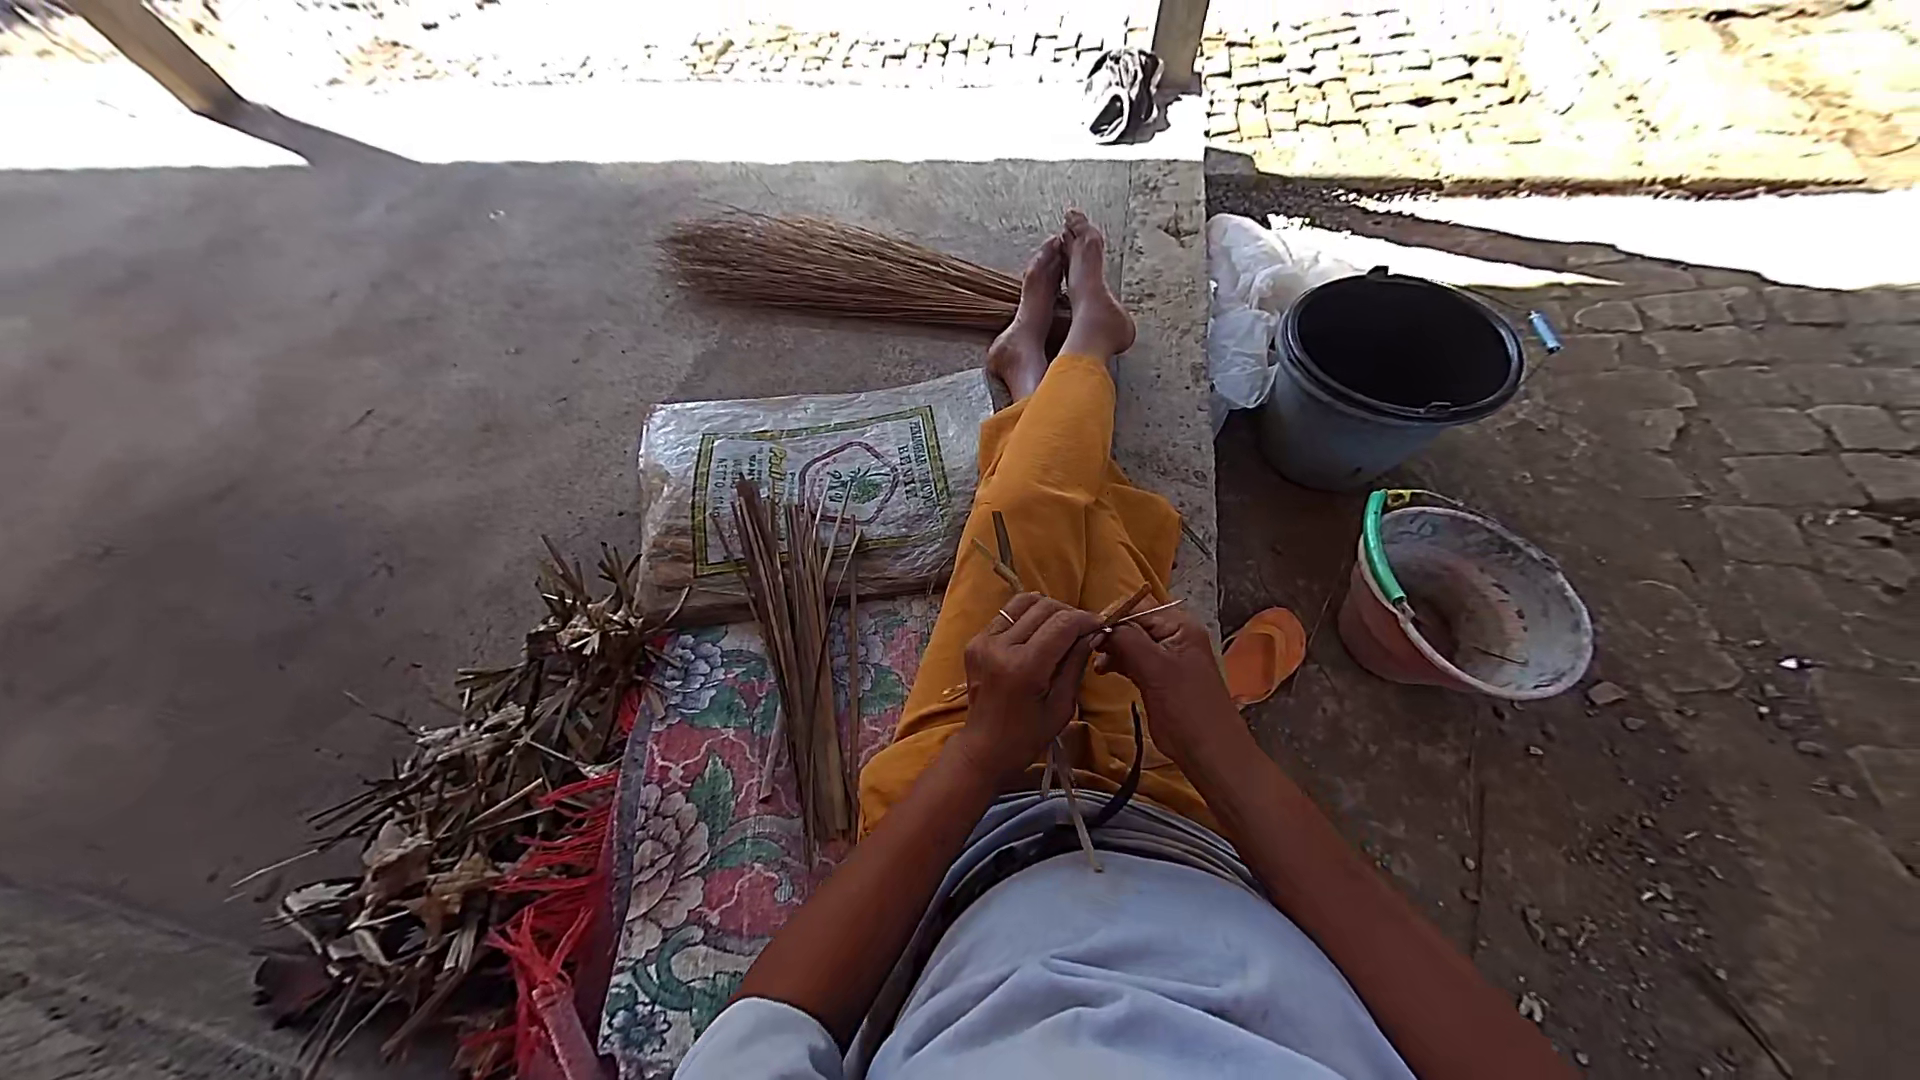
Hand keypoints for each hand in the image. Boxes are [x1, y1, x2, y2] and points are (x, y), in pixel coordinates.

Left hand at [950, 593, 1101, 783]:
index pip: (1063, 623)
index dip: (1086, 620)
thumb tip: (1093, 633)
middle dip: (1070, 614)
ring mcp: (983, 641)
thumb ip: (1076, 663)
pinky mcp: (974, 642)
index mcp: (1024, 667)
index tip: (1100, 625)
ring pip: (1023, 603)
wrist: (984, 747)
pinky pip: (1006, 615)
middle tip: (1083, 629)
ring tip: (1060, 628)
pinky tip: (1037, 635)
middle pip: (1044, 607)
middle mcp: (1000, 647)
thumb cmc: (1028, 736)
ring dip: (1047, 610)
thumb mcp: (1062, 705)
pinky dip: (1026, 618)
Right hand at [1094, 607, 1247, 769]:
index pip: (1138, 609)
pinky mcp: (1158, 677)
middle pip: (1133, 625)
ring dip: (1112, 651)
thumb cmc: (1187, 708)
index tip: (1089, 633)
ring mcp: (1166, 658)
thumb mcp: (1155, 668)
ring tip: (1098, 665)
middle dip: (1110, 635)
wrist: (1209, 752)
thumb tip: (1101, 625)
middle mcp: (1174, 637)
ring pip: (1130, 643)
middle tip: (1091, 651)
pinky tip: (1104, 670)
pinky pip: (1133, 660)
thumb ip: (1128, 640)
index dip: (1112, 618)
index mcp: (1180, 627)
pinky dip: (1118, 663)